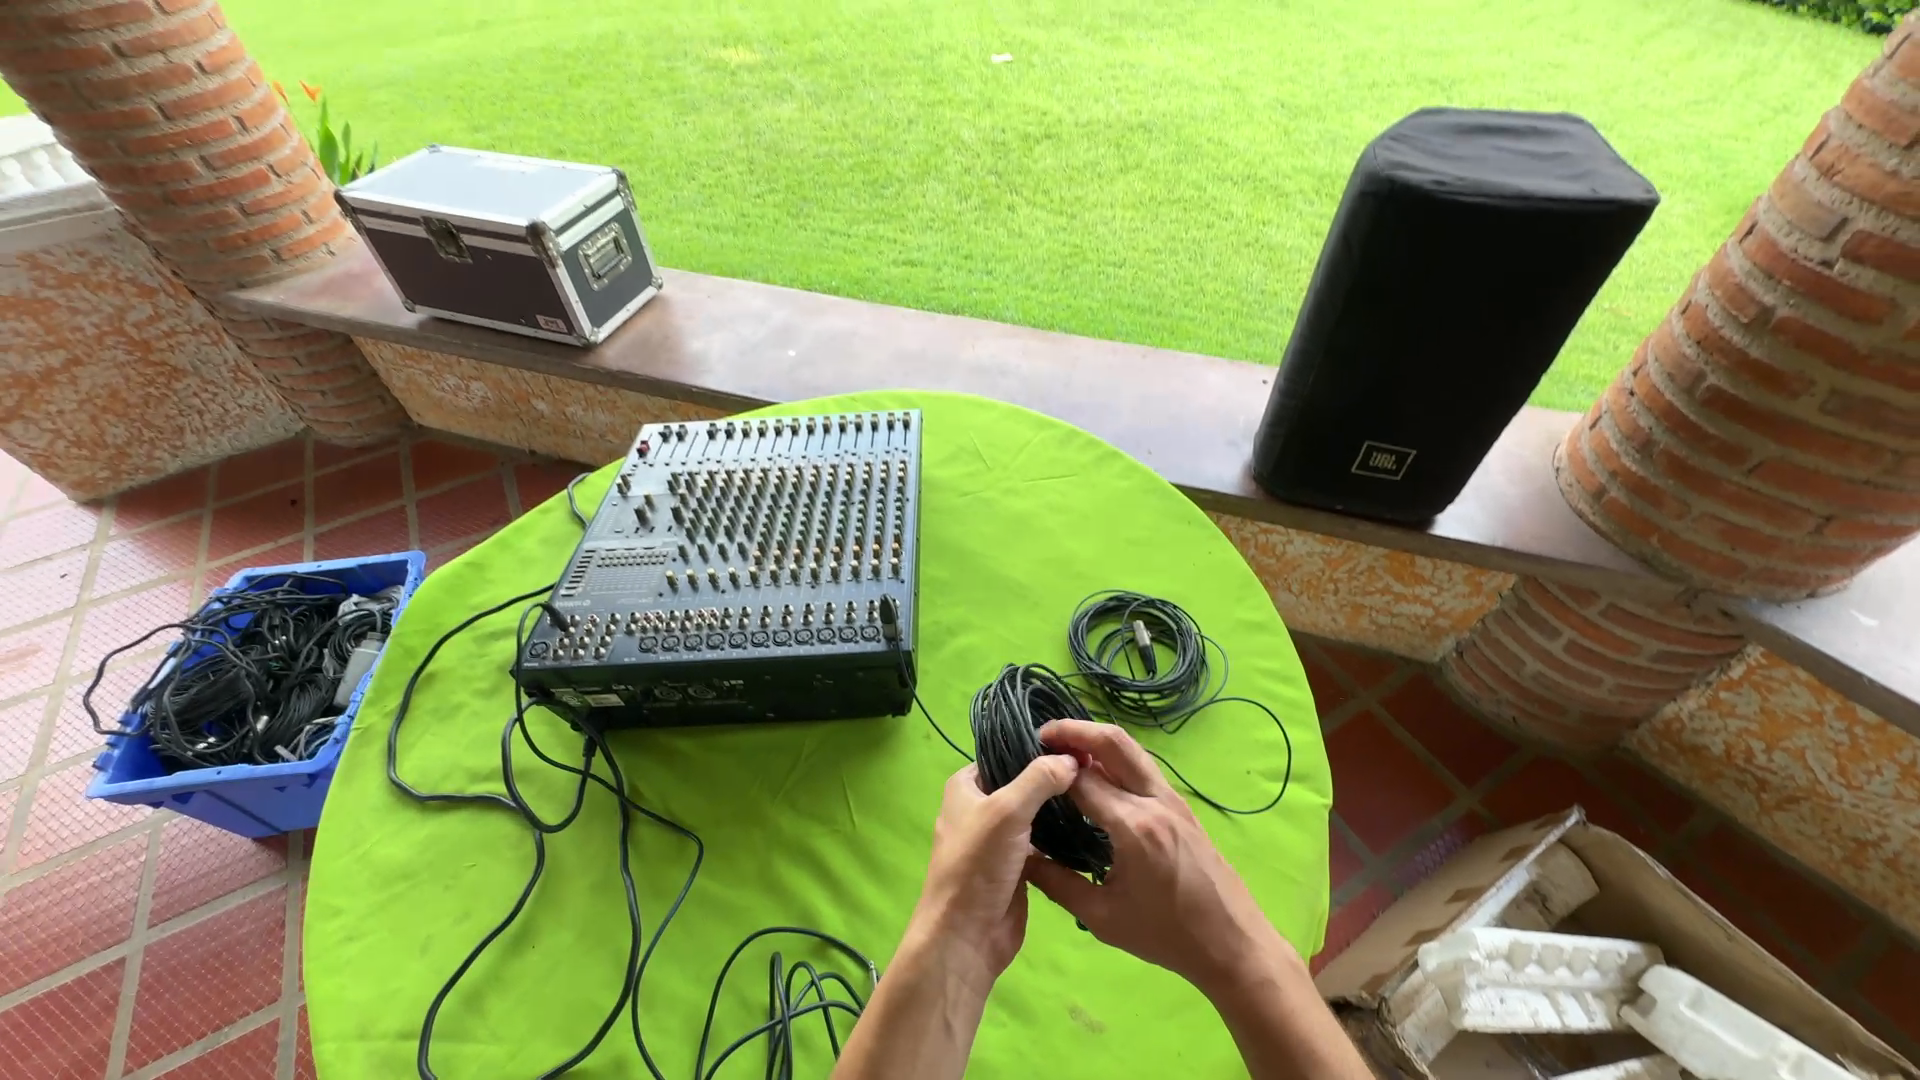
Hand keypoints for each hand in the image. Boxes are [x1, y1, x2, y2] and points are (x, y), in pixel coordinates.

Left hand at [905, 756, 1079, 986]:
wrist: (967, 936)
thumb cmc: (977, 864)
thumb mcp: (1006, 811)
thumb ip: (1039, 780)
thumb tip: (1073, 758)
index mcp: (966, 786)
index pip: (1004, 754)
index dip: (1035, 747)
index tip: (1074, 743)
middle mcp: (981, 807)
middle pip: (1023, 782)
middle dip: (1054, 777)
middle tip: (1095, 767)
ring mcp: (1000, 838)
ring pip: (1036, 813)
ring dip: (1061, 807)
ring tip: (1099, 790)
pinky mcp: (1018, 865)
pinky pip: (1044, 841)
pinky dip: (1063, 835)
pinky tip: (1092, 824)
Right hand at [1024, 720, 1296, 997]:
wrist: (1233, 944)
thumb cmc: (1166, 936)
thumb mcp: (1103, 918)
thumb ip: (1058, 884)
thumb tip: (1022, 858)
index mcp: (1134, 828)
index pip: (1082, 779)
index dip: (1050, 769)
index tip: (1024, 766)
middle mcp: (1154, 802)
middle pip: (1112, 742)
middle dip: (1074, 729)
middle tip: (1042, 734)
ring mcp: (1173, 799)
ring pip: (1131, 748)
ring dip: (1096, 738)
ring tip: (1064, 746)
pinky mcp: (1182, 806)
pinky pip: (1143, 766)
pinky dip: (1115, 756)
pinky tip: (1097, 772)